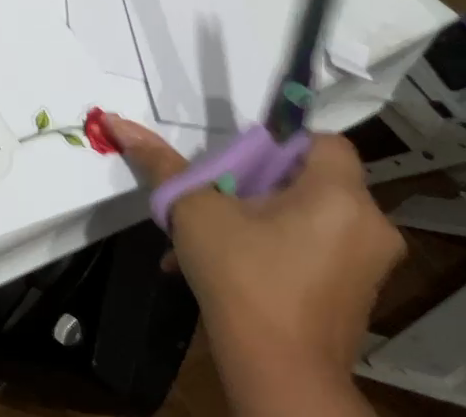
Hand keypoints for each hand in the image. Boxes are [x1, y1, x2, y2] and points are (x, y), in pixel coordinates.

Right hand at [104, 115, 402, 416]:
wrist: (278, 362)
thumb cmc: (242, 273)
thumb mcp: (192, 208)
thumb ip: (162, 163)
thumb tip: (118, 122)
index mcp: (338, 197)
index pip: (324, 141)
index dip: (278, 140)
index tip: (235, 158)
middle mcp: (367, 224)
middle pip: (309, 178)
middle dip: (253, 182)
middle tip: (210, 193)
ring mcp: (366, 260)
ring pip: (304, 214)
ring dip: (253, 214)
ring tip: (206, 231)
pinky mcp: (353, 286)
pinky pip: (309, 245)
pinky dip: (268, 243)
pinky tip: (223, 261)